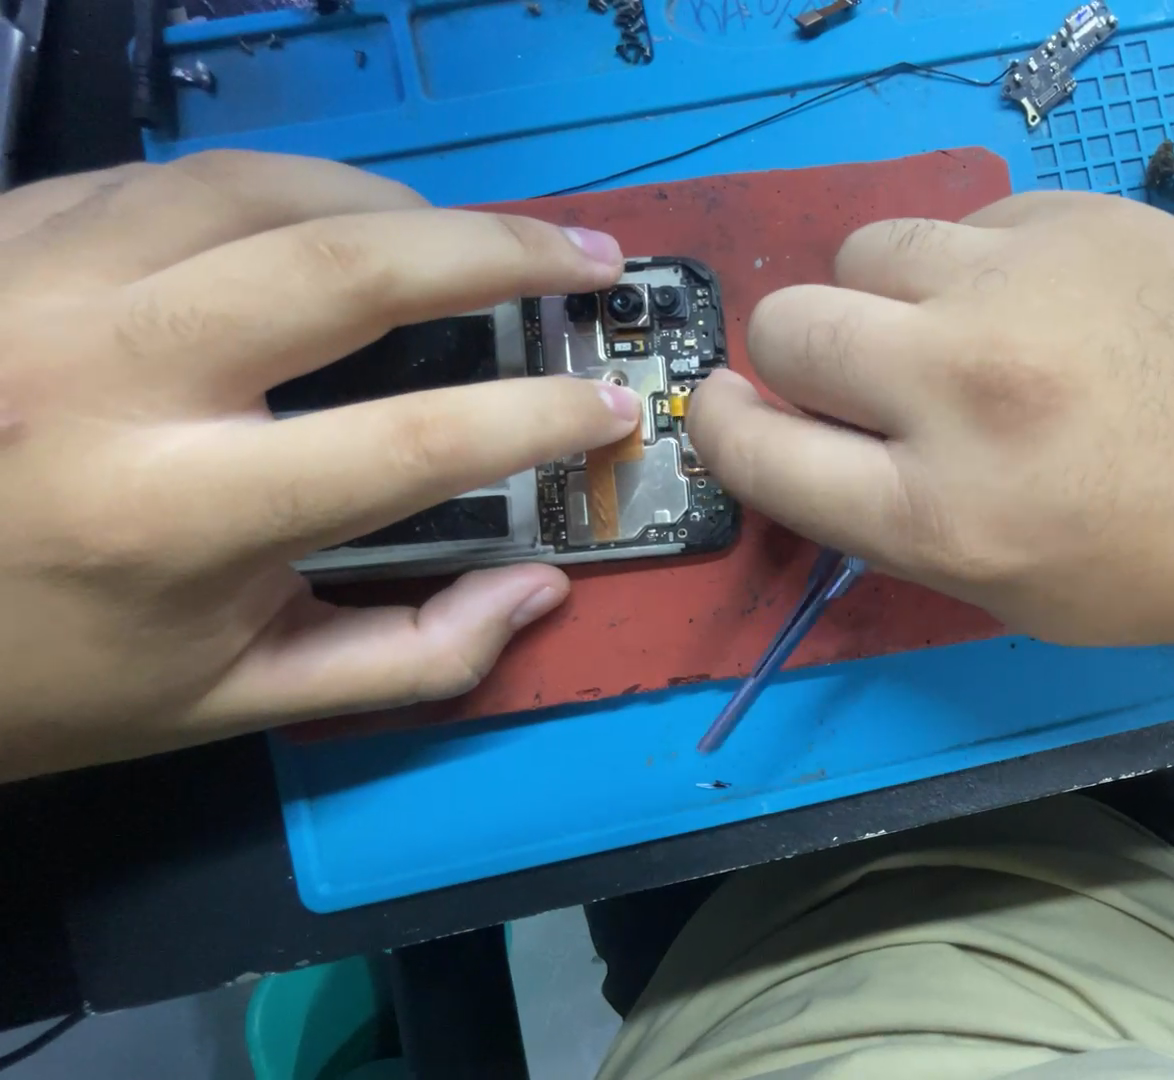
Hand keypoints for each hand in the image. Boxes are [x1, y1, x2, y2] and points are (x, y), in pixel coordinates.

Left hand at [0, 151, 645, 778]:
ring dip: (406, 206)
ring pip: (259, 192)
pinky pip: (173, 181)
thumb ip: (418, 655)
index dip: (541, 417)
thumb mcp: (245, 699)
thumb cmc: (44, 674)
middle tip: (592, 257)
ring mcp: (21, 286)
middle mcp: (94, 379)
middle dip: (501, 254)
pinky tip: (349, 226)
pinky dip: (295, 193)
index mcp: (174, 515)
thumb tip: (542, 588)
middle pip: (345, 269)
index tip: (614, 407)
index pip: (415, 443)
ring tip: (483, 237)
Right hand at [690, 192, 1173, 652]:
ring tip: (963, 336)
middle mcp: (966, 386)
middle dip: (801, 359)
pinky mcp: (1085, 216)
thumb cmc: (1148, 569)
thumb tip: (795, 438)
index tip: (730, 411)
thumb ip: (881, 518)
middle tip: (867, 382)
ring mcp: (1028, 283)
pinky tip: (1049, 308)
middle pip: (788, 324)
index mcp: (941, 513)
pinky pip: (969, 222)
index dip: (722, 428)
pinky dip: (980, 269)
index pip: (755, 451)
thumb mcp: (998, 588)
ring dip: (888, 299)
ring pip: (868, 248)